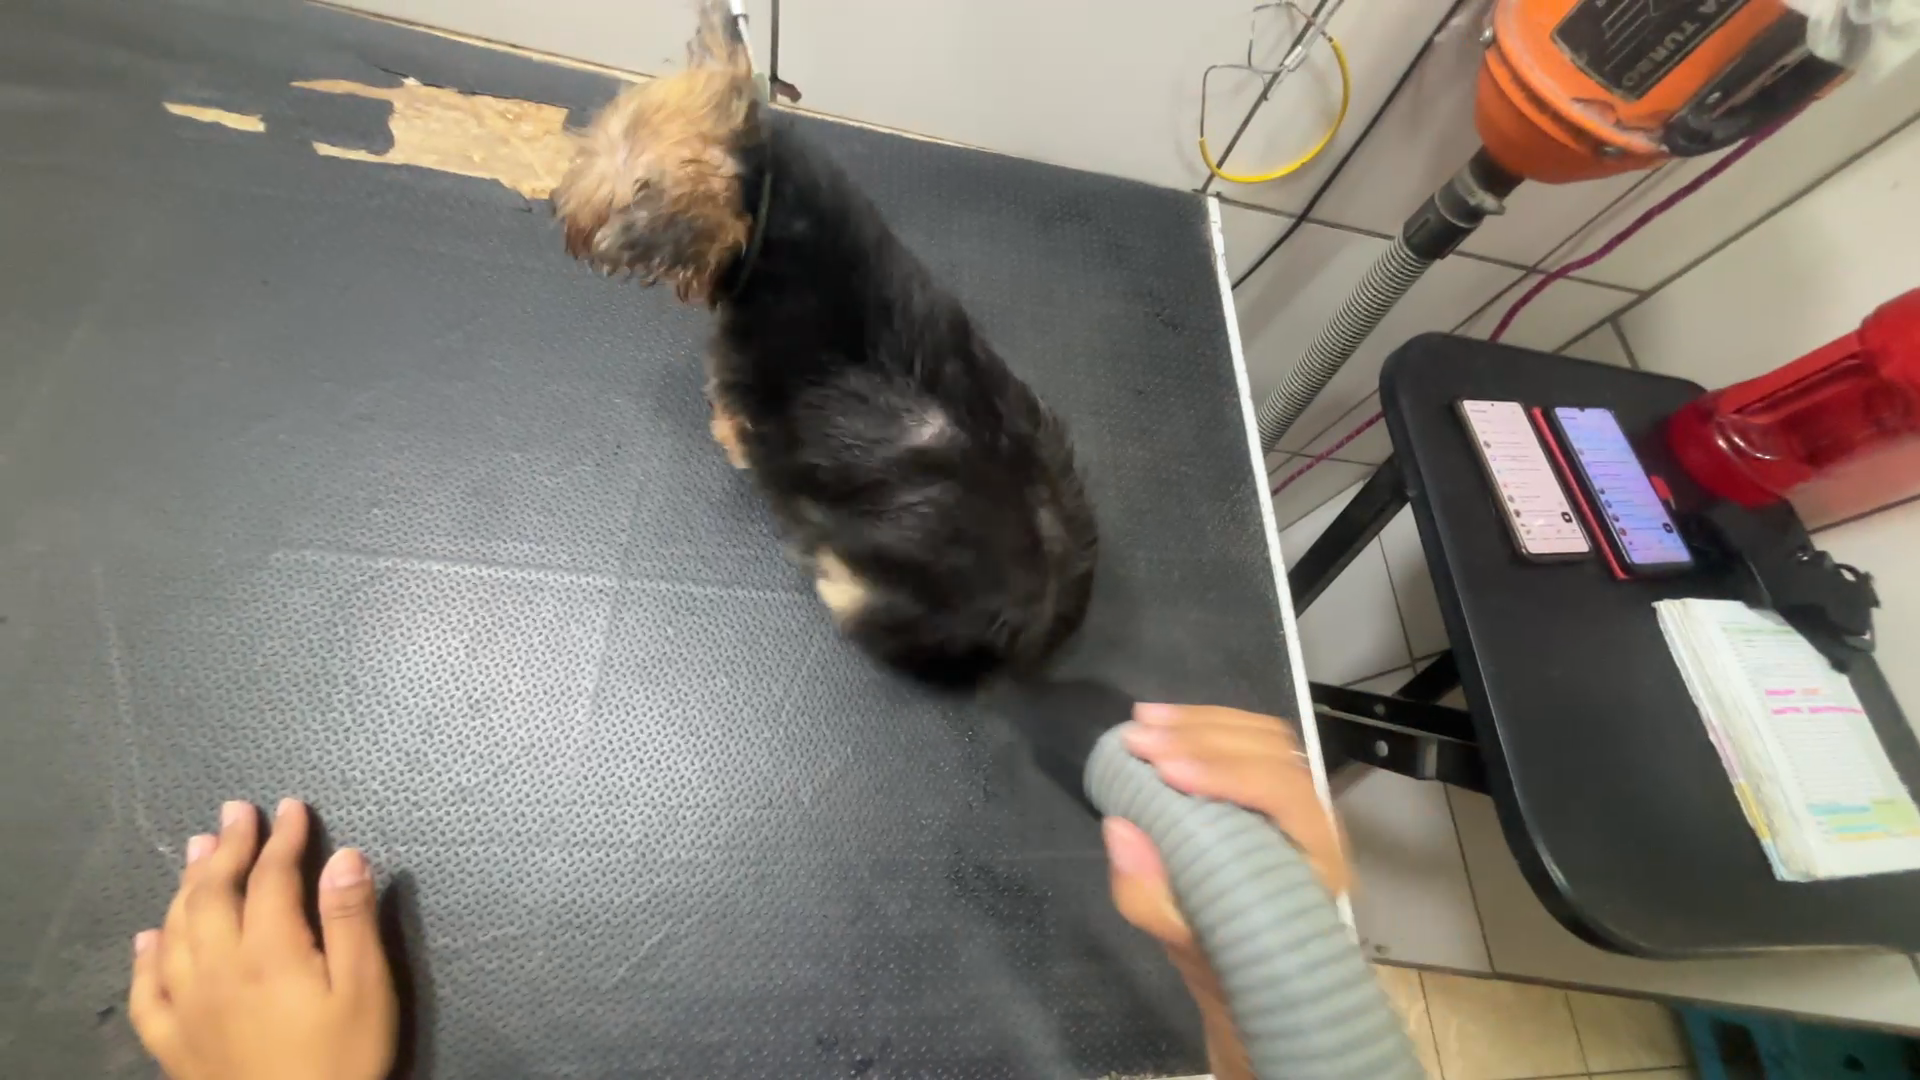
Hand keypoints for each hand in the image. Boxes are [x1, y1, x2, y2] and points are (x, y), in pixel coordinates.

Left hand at [128, 799, 397, 1079]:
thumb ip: (351, 917)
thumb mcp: (366, 982)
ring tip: (198, 849)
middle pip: (214, 898)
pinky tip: (148, 935)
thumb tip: (345, 855)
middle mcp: (218, 973)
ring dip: (187, 886)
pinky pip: (146, 990)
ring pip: (175, 933)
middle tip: (236, 811)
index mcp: (270, 954)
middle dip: (228, 849)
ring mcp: (187, 1008)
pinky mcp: (173, 1040)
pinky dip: (146, 953)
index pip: (271, 880)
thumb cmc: (345, 1050)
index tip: (292, 806)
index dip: (282, 839)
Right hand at [1102, 703, 1349, 1079]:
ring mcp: (1290, 796)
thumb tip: (1118, 828)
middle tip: (1138, 740)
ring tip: (1141, 721)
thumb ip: (1151, 899)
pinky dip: (1196, 720)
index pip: (1284, 794)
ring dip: (1195, 721)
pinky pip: (1240, 734)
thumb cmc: (1228, 962)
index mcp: (1316, 863)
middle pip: (1270, 752)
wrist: (1247, 968)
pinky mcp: (1261, 781)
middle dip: (1199, 738)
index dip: (1226, 773)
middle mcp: (1314, 819)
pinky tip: (1156, 718)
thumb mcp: (1185, 949)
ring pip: (1257, 734)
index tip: (1165, 769)